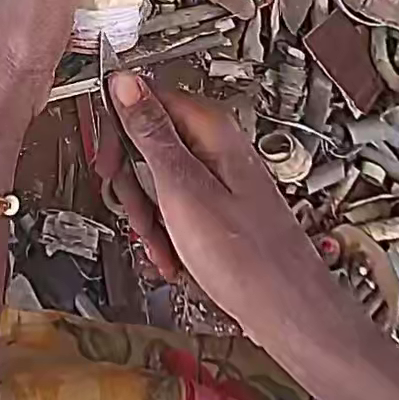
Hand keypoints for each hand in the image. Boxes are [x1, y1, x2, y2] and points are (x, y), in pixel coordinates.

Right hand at [106, 72, 378, 349]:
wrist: (289, 317)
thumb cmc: (246, 258)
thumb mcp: (181, 189)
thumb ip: (149, 131)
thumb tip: (124, 82)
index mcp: (209, 127)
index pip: (143, 97)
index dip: (116, 130)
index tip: (108, 161)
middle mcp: (214, 143)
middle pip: (146, 140)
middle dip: (132, 181)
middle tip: (136, 209)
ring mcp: (216, 173)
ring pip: (155, 175)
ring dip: (146, 212)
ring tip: (158, 241)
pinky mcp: (215, 202)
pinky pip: (172, 201)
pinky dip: (164, 227)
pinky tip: (171, 252)